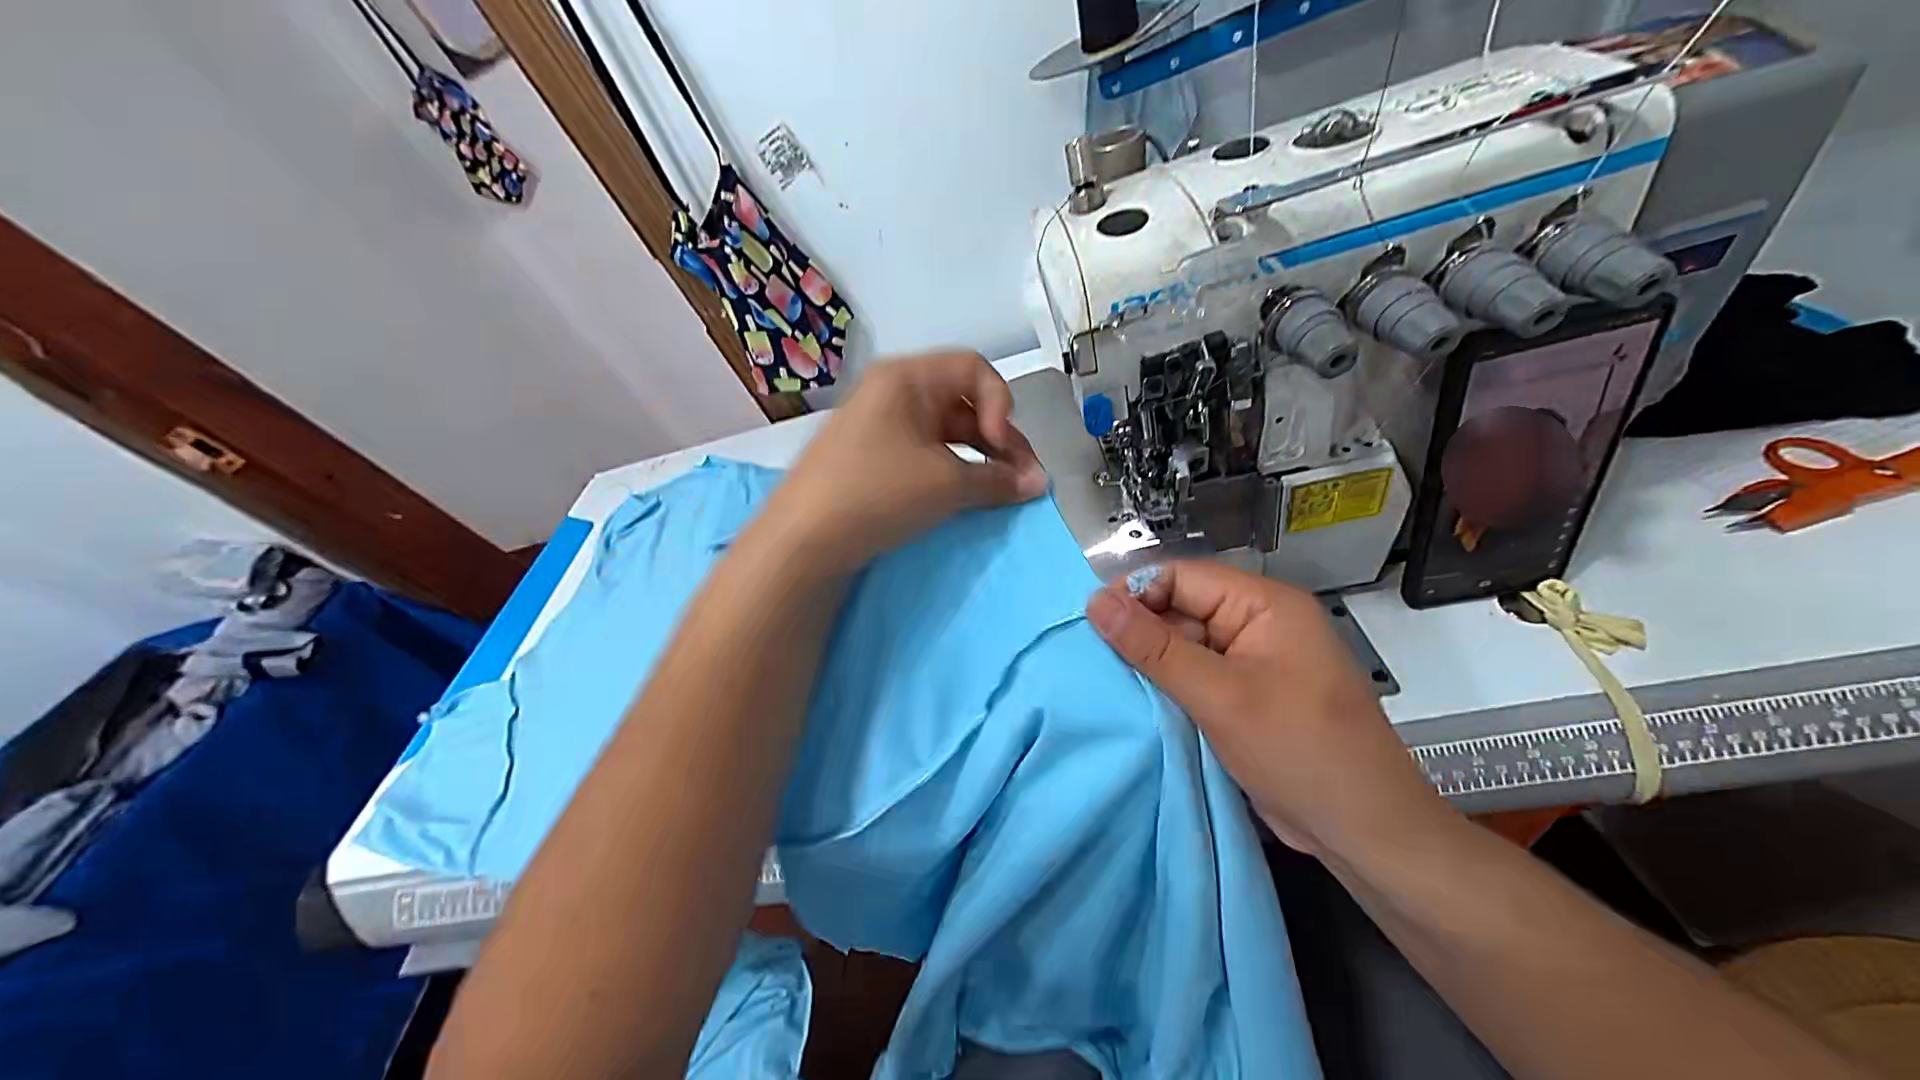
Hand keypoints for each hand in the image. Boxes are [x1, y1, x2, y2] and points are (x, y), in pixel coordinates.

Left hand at [760, 351, 1048, 573]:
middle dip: (1000, 439)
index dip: (1000, 403)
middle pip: (964, 402)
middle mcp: (892, 393)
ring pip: (947, 433)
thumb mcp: (945, 484)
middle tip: (1024, 479)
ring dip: (982, 459)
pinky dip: (954, 472)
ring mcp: (880, 428)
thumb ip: (998, 479)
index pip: (974, 369)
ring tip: (1004, 493)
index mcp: (906, 378)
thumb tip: (1038, 483)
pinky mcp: (874, 460)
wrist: (802, 541)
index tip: (1000, 444)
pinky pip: (926, 454)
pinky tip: (969, 497)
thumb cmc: (876, 492)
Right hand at [1086, 560, 1455, 859]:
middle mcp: (1258, 624)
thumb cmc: (1301, 752)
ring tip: (1107, 684)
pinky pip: (1196, 678)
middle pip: (1180, 610)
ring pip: (1183, 647)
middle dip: (1140, 634)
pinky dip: (1168, 689)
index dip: (1135, 595)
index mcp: (1263, 605)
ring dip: (1151, 666)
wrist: (1365, 833)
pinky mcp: (1246, 696)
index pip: (1182, 578)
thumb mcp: (1220, 696)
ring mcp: (1252, 662)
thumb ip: (1154, 647)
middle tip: (1093, 662)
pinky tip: (1137, 704)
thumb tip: (1095, 602)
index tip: (1091, 627)